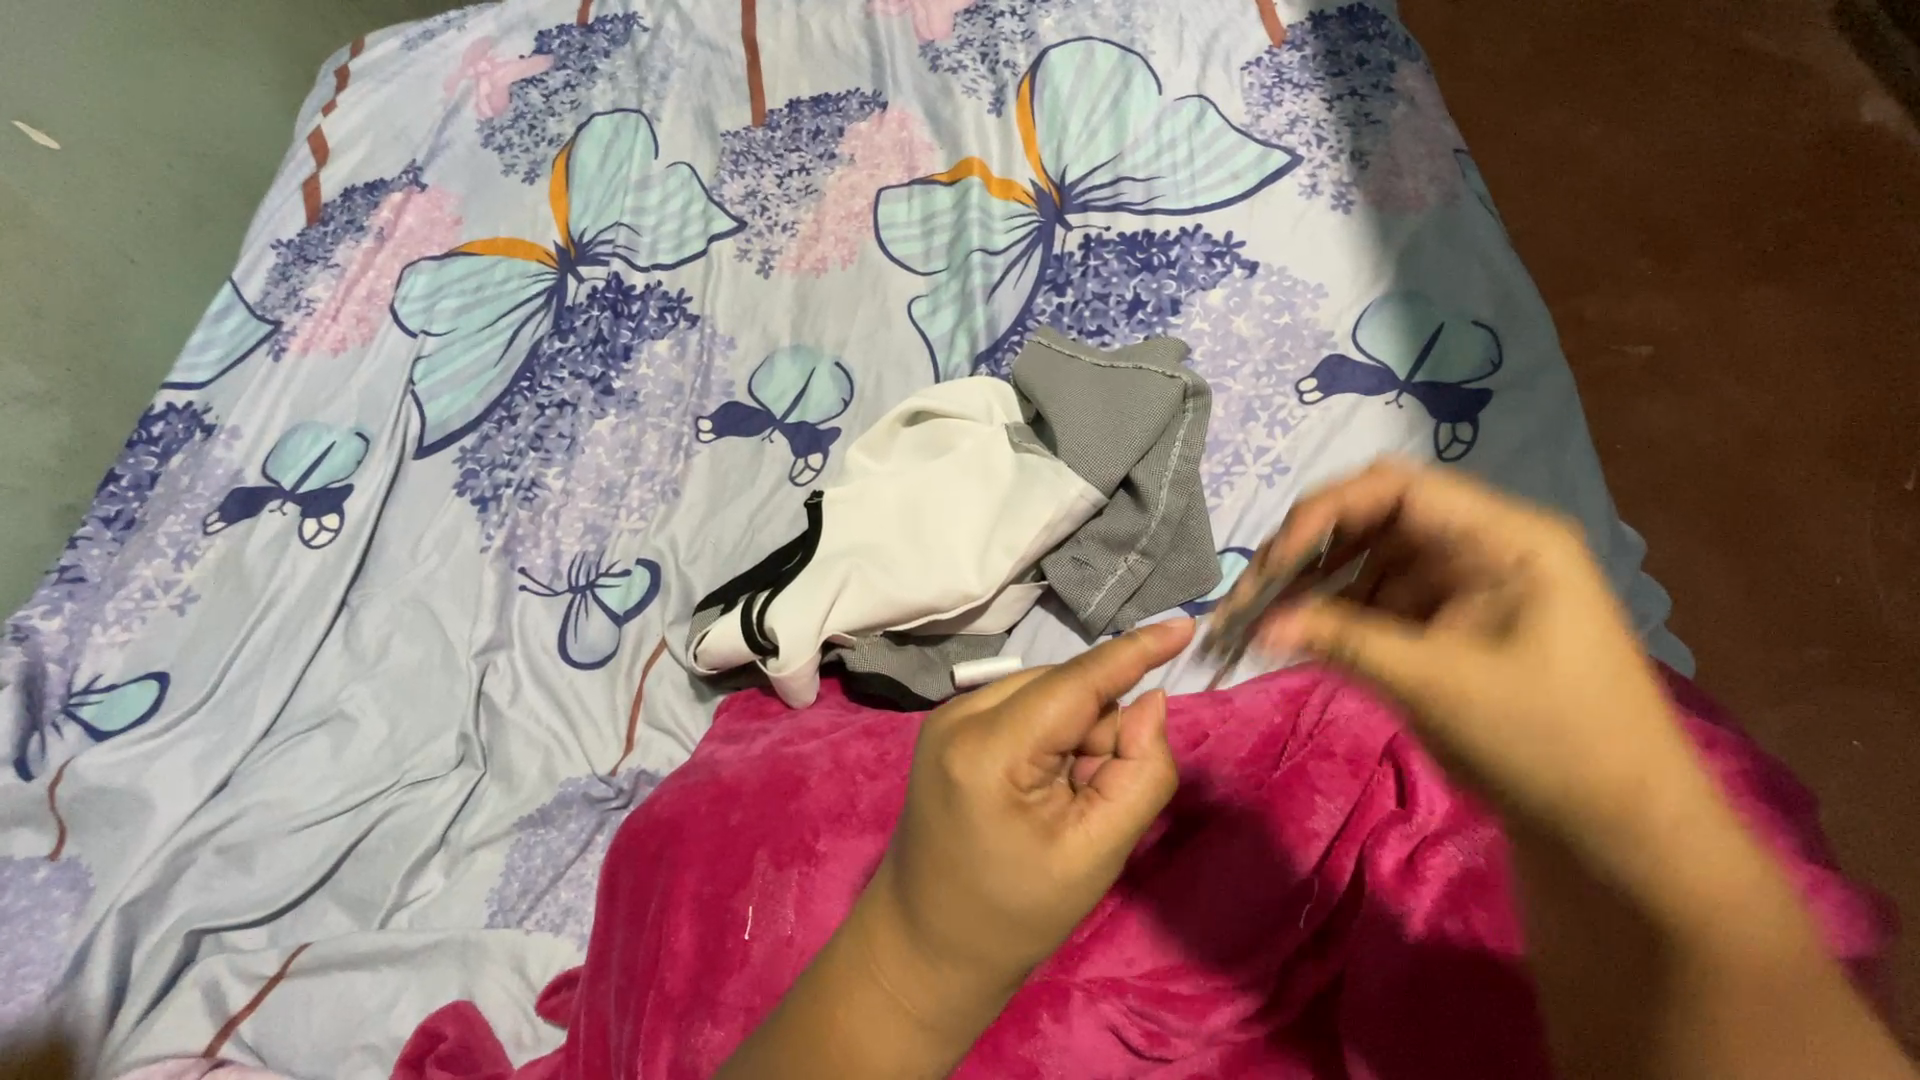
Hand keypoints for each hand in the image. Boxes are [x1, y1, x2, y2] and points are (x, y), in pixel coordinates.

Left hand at [868, 618, 1194, 1003]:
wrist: (927, 941)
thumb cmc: (1015, 912)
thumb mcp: (1096, 853)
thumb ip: (1138, 773)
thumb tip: (1152, 701)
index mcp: (989, 750)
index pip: (1076, 682)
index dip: (1135, 651)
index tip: (1185, 623)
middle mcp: (959, 715)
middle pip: (1064, 687)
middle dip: (1100, 728)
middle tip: (1091, 800)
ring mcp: (947, 716)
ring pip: (1047, 693)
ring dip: (1076, 734)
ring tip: (1061, 802)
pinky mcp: (948, 725)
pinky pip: (1024, 706)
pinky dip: (1051, 736)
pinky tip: (1040, 787)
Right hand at [1223, 459, 1698, 847]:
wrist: (1617, 830)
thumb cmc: (1548, 744)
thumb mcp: (1438, 684)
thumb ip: (1344, 641)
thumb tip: (1258, 625)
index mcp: (1507, 539)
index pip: (1398, 490)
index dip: (1326, 514)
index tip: (1274, 565)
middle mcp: (1482, 547)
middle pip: (1375, 518)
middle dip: (1308, 548)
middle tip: (1253, 594)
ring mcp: (1464, 586)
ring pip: (1368, 560)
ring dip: (1312, 584)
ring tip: (1258, 619)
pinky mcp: (1449, 624)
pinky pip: (1377, 602)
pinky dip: (1334, 615)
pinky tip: (1294, 637)